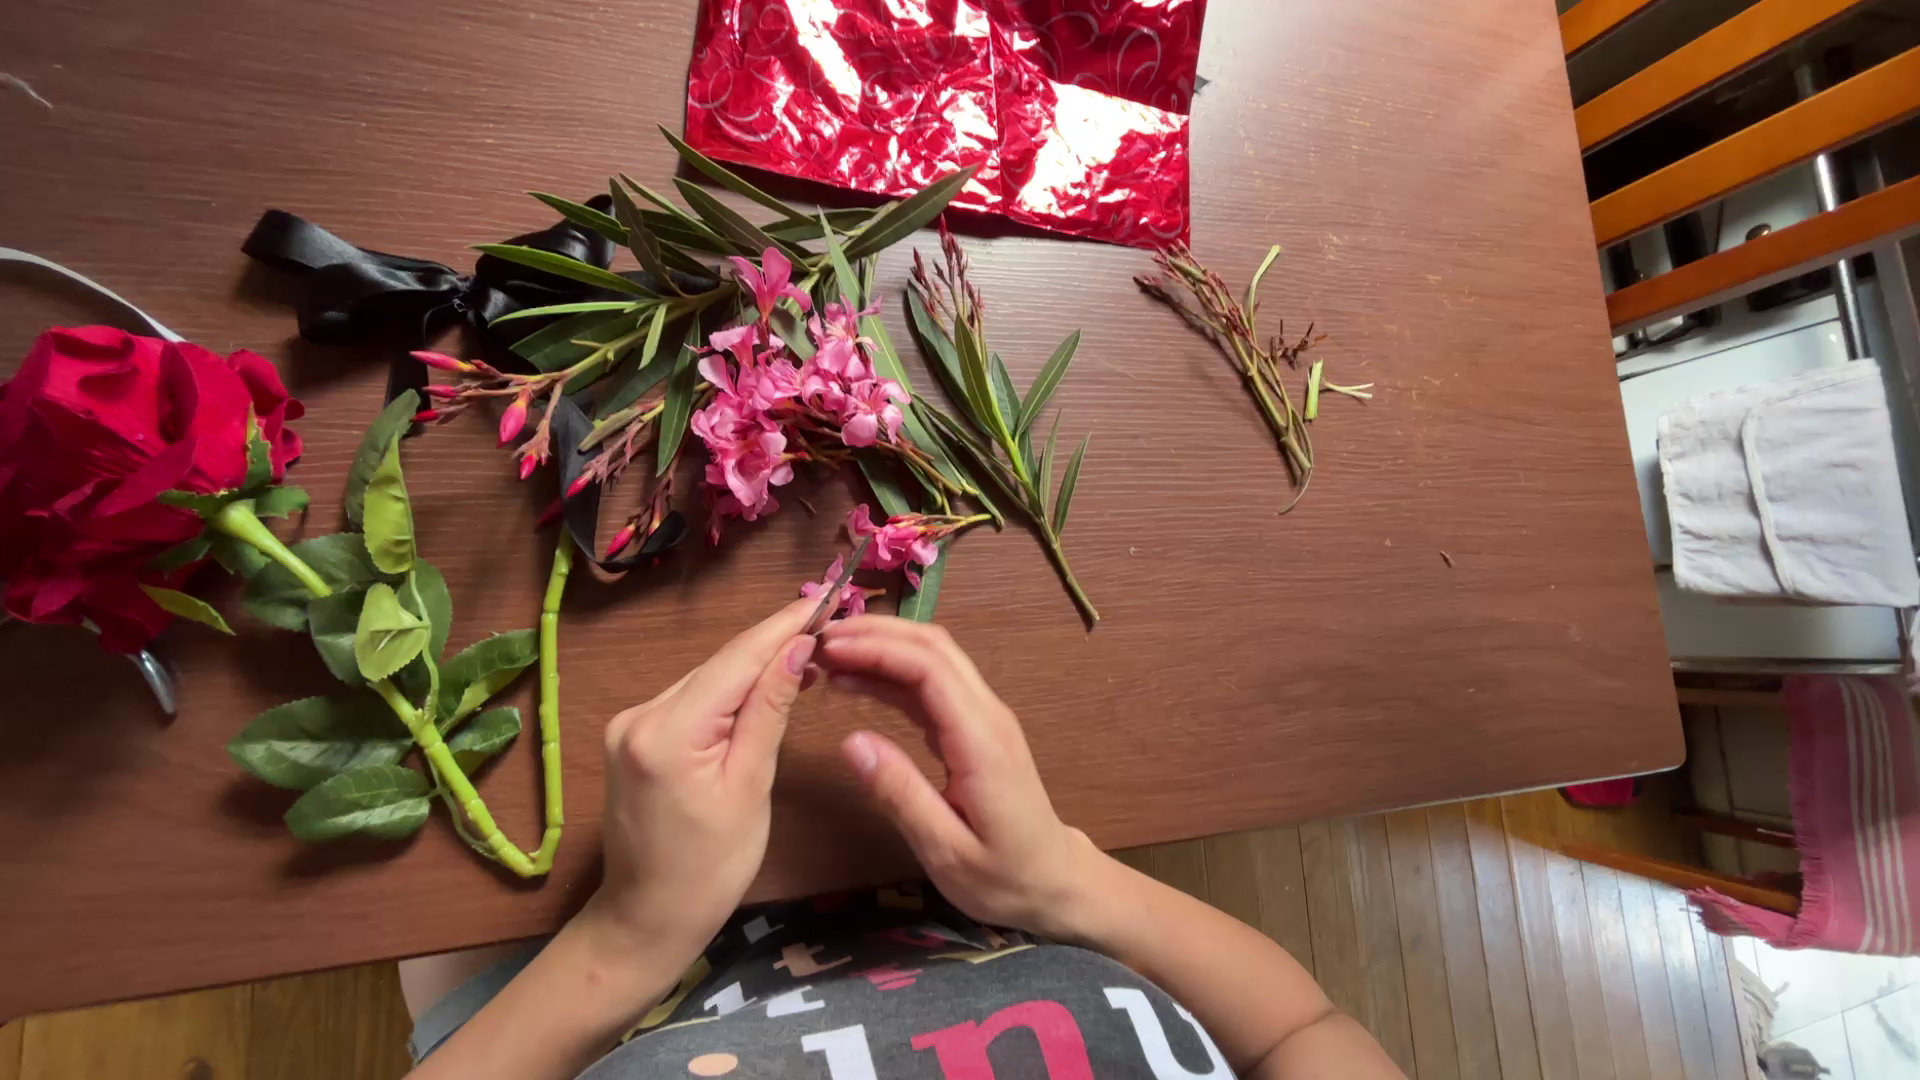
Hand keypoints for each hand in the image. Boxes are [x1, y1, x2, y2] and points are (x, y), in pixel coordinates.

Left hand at [583, 598, 817, 963]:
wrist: (646, 920)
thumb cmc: (711, 869)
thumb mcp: (751, 786)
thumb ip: (770, 709)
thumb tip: (799, 646)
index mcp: (667, 731)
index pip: (737, 659)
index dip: (784, 625)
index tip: (828, 597)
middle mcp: (639, 713)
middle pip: (722, 664)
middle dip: (776, 642)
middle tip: (832, 624)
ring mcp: (631, 722)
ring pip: (710, 677)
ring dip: (758, 665)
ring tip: (812, 652)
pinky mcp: (635, 733)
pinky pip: (695, 698)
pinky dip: (733, 689)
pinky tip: (768, 684)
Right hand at [818, 616, 1107, 938]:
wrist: (1052, 881)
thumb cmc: (1002, 875)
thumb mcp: (946, 850)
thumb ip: (899, 794)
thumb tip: (850, 741)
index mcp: (981, 739)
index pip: (930, 668)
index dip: (878, 649)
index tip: (830, 649)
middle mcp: (986, 714)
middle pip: (934, 647)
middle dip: (876, 633)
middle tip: (820, 639)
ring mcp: (982, 716)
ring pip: (933, 658)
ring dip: (882, 648)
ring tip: (827, 656)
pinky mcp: (972, 726)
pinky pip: (931, 685)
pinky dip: (890, 675)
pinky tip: (855, 683)